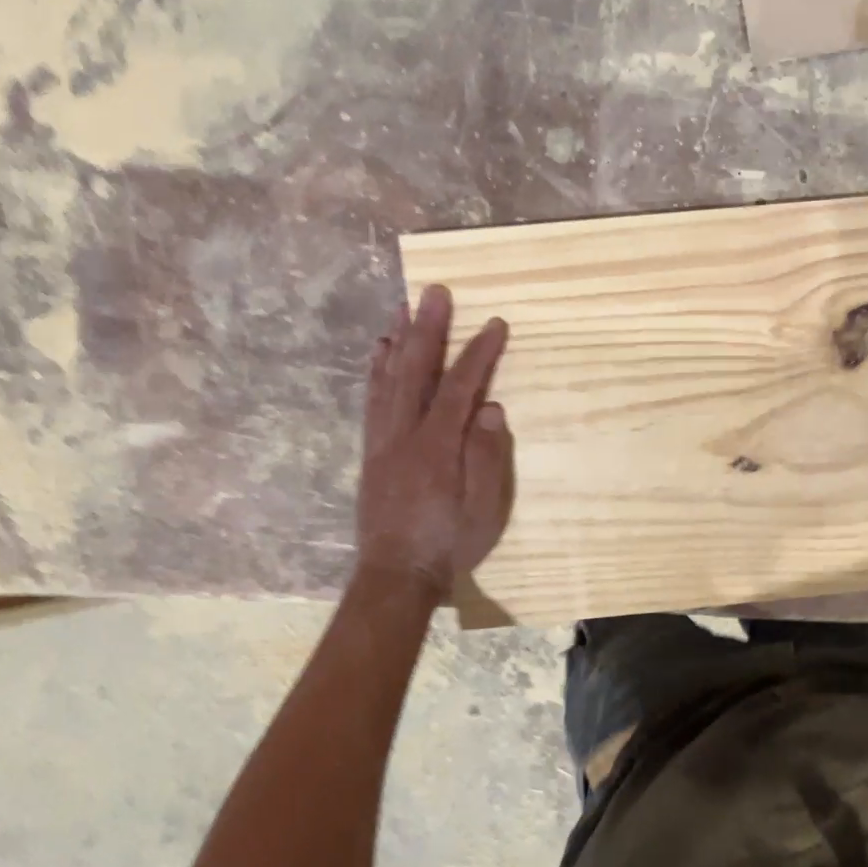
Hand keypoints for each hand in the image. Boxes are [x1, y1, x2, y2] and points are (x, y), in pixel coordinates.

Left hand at [354, 284, 512, 599]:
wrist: (396, 575)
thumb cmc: (450, 543)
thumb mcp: (484, 508)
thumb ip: (486, 456)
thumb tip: (491, 407)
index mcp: (437, 446)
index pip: (459, 387)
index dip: (478, 353)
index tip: (496, 323)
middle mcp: (404, 434)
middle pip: (416, 371)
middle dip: (429, 328)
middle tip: (436, 291)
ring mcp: (382, 441)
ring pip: (388, 379)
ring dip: (399, 340)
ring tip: (403, 307)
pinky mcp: (371, 451)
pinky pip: (371, 400)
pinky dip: (376, 371)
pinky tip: (381, 353)